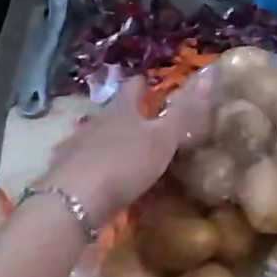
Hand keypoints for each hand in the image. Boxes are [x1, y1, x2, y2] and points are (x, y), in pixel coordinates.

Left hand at [40, 76, 211, 224]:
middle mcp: (96, 121)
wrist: (73, 202)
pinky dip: (99, 164)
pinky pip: (87, 161)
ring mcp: (77, 146)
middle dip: (129, 114)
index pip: (133, 87)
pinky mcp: (66, 172)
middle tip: (147, 121)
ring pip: (98, 135)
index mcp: (121, 109)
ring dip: (112, 140)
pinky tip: (106, 176)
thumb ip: (185, 111)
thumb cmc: (124, 163)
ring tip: (129, 150)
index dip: (144, 84)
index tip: (151, 83)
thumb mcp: (163, 138)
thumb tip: (209, 74)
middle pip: (114, 111)